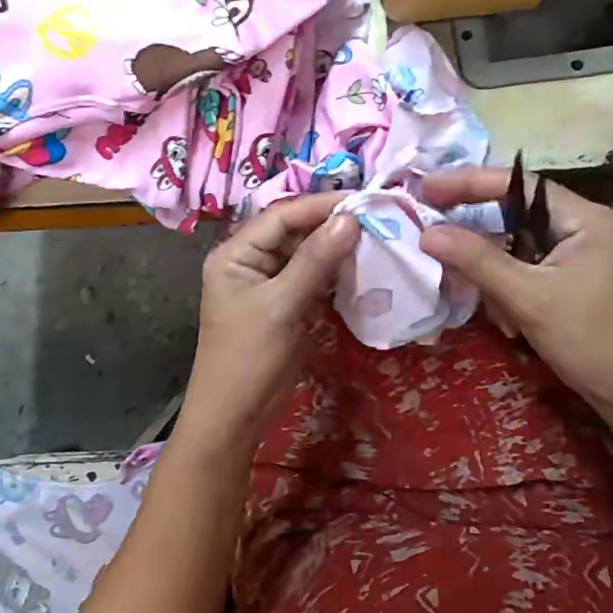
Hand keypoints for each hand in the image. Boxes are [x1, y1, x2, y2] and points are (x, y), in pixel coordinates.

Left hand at [184, 193, 359, 434]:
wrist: (236, 413)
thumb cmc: (249, 356)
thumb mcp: (281, 305)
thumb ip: (315, 261)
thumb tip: (350, 218)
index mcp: (235, 253)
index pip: (281, 216)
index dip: (320, 205)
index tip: (362, 199)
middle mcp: (250, 262)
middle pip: (295, 232)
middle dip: (332, 226)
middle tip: (377, 218)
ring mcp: (269, 284)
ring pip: (307, 255)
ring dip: (337, 249)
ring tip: (377, 238)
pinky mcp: (286, 305)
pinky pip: (313, 279)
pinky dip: (335, 274)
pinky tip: (362, 268)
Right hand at [419, 166, 612, 445]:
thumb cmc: (590, 340)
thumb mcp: (528, 298)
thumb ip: (477, 261)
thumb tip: (427, 232)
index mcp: (585, 219)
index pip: (518, 185)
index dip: (469, 182)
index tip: (427, 189)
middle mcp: (582, 229)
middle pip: (514, 214)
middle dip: (475, 232)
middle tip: (428, 230)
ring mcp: (576, 257)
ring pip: (514, 246)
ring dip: (491, 270)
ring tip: (481, 298)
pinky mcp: (568, 282)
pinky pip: (524, 270)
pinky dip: (505, 288)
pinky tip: (506, 320)